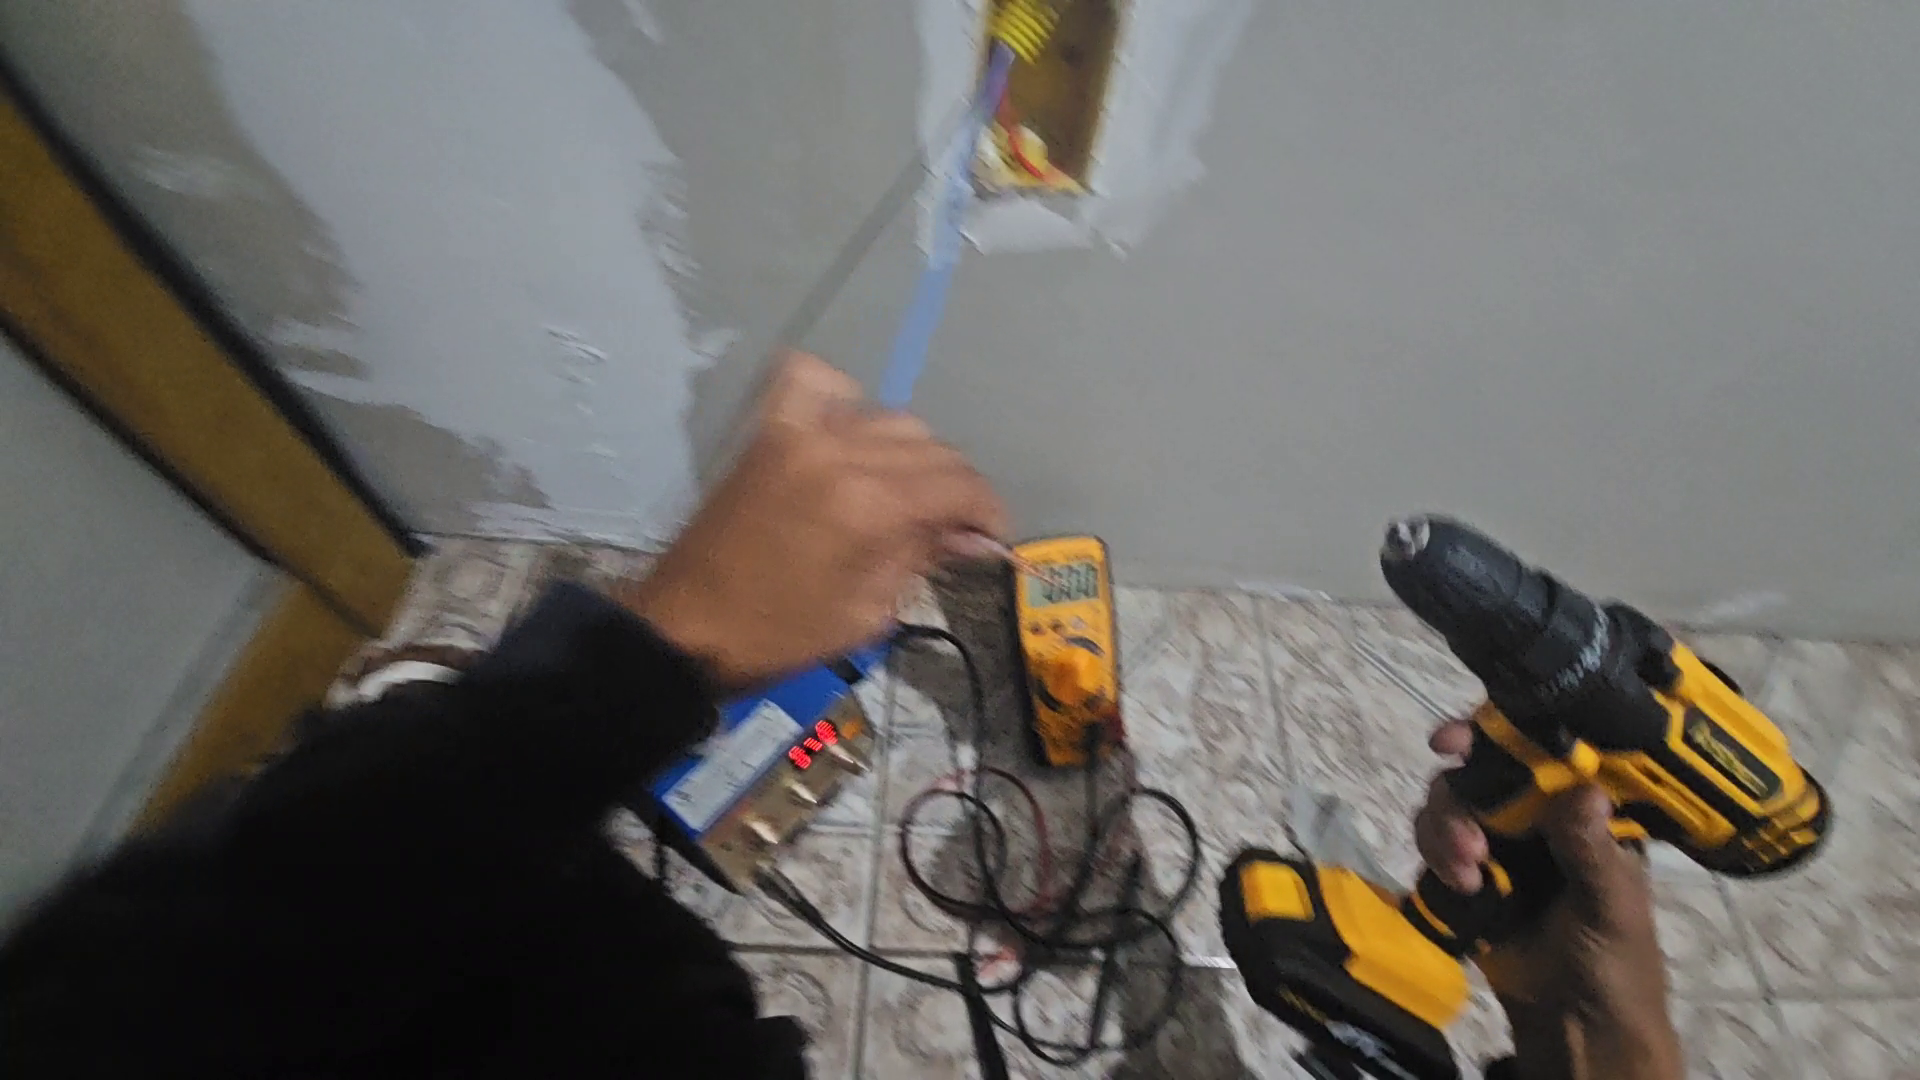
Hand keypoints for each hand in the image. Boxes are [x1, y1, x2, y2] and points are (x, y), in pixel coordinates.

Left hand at [626, 352, 1006, 692]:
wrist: (687, 626)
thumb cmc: (782, 634)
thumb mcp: (868, 612)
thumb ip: (924, 556)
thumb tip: (976, 535)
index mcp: (869, 505)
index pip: (959, 485)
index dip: (989, 511)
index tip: (992, 539)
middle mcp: (841, 451)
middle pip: (932, 448)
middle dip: (957, 489)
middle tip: (953, 530)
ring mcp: (801, 432)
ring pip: (890, 418)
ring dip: (915, 455)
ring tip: (908, 493)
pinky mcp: (770, 431)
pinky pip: (816, 383)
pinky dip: (845, 398)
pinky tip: (850, 432)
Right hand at [1415, 721, 1683, 1079]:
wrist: (1573, 1028)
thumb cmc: (1615, 967)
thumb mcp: (1611, 909)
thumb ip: (1590, 850)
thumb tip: (1582, 788)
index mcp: (1580, 815)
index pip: (1536, 755)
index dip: (1493, 735)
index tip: (1452, 741)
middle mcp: (1533, 817)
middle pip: (1476, 773)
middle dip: (1458, 798)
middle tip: (1465, 838)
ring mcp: (1496, 840)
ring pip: (1448, 802)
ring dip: (1444, 830)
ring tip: (1465, 873)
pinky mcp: (1463, 864)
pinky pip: (1431, 836)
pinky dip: (1434, 853)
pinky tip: (1457, 885)